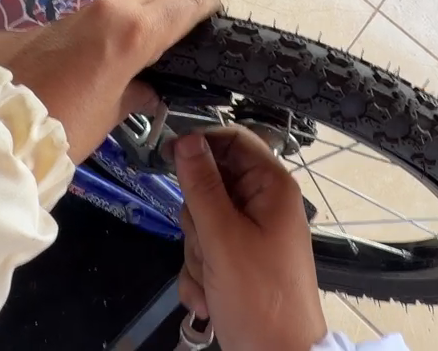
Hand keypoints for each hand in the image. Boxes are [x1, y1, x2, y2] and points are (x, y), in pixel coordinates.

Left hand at [0, 0, 219, 162]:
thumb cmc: (64, 128)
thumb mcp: (109, 115)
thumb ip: (135, 93)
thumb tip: (147, 89)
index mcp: (134, 31)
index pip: (182, 5)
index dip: (203, 3)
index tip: (214, 4)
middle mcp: (105, 8)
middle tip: (181, 17)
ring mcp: (68, 10)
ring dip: (135, 7)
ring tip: (141, 29)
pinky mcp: (35, 20)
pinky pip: (77, 15)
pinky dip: (94, 26)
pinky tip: (88, 50)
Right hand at [174, 127, 326, 350]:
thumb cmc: (259, 297)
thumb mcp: (223, 238)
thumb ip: (202, 186)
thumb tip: (187, 139)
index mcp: (271, 185)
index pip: (233, 140)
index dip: (201, 142)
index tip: (167, 155)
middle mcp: (262, 204)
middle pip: (210, 185)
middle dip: (198, 221)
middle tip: (209, 246)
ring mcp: (250, 235)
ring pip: (203, 223)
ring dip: (198, 255)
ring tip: (214, 280)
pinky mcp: (238, 263)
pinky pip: (205, 252)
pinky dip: (201, 276)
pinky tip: (210, 299)